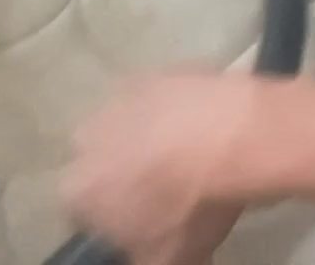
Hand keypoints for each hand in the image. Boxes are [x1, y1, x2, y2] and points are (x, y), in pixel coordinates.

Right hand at [61, 72, 254, 264]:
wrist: (236, 135)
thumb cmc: (193, 205)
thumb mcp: (168, 258)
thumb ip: (147, 260)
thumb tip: (154, 254)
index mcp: (78, 190)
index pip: (84, 209)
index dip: (114, 214)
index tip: (143, 217)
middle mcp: (89, 137)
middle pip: (102, 157)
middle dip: (125, 167)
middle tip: (165, 180)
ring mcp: (125, 95)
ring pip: (129, 121)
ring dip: (148, 132)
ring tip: (190, 147)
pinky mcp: (160, 68)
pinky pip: (161, 93)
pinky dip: (176, 103)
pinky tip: (204, 116)